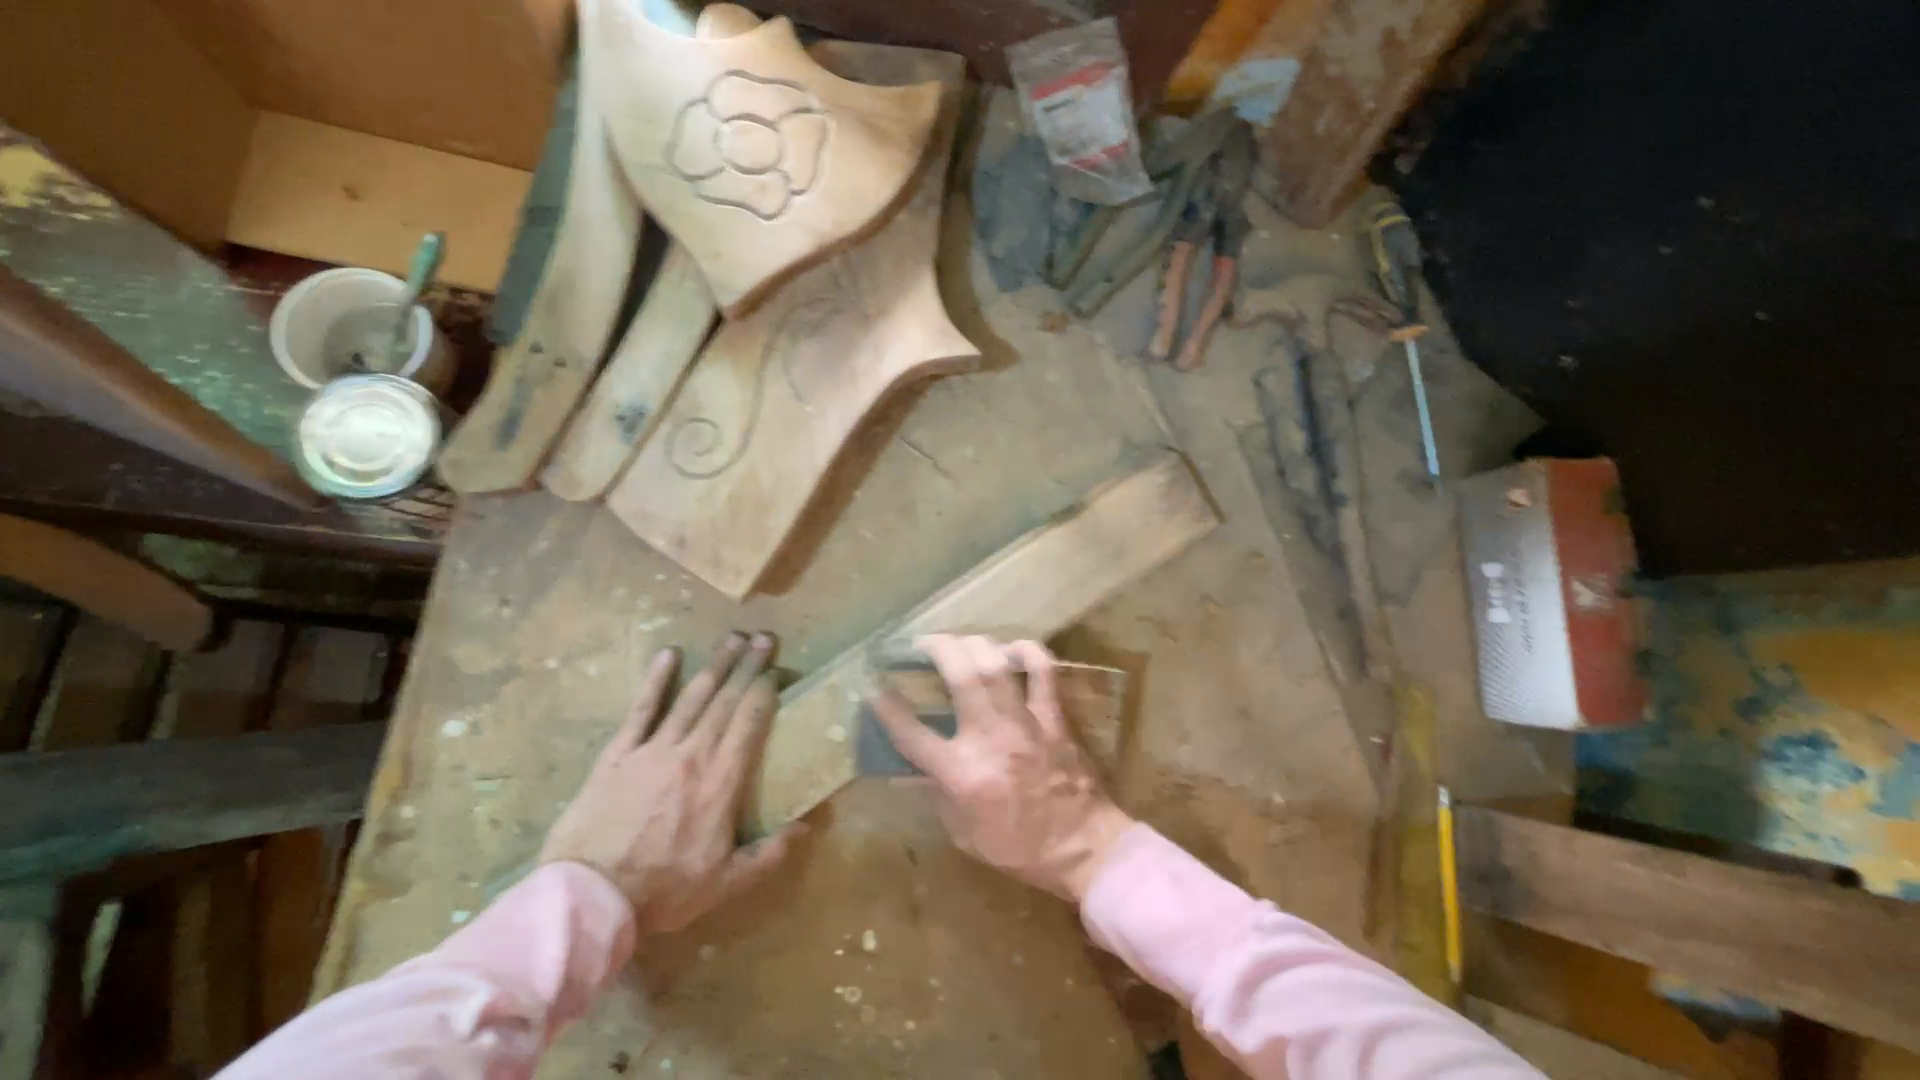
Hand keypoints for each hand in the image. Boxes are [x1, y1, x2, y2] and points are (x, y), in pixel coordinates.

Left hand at [540, 632, 801, 934]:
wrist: (591, 895)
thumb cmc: (663, 891)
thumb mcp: (726, 882)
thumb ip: (768, 854)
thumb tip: (805, 827)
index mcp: (722, 782)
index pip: (750, 723)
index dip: (766, 692)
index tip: (778, 671)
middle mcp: (693, 754)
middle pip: (725, 701)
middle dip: (747, 667)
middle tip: (763, 639)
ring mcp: (653, 749)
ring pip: (691, 698)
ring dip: (714, 666)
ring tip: (731, 639)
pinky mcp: (618, 754)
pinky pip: (641, 709)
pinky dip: (656, 680)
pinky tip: (669, 655)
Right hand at [866, 634, 1134, 902]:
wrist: (1080, 848)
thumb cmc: (1017, 848)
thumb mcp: (962, 833)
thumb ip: (935, 795)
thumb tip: (908, 770)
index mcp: (961, 773)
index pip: (911, 732)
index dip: (886, 707)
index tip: (872, 686)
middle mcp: (989, 739)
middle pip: (959, 675)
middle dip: (936, 649)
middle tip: (922, 643)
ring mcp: (1024, 723)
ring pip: (996, 664)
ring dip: (974, 644)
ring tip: (960, 642)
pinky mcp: (1053, 718)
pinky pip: (1043, 673)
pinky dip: (1028, 652)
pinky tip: (1013, 647)